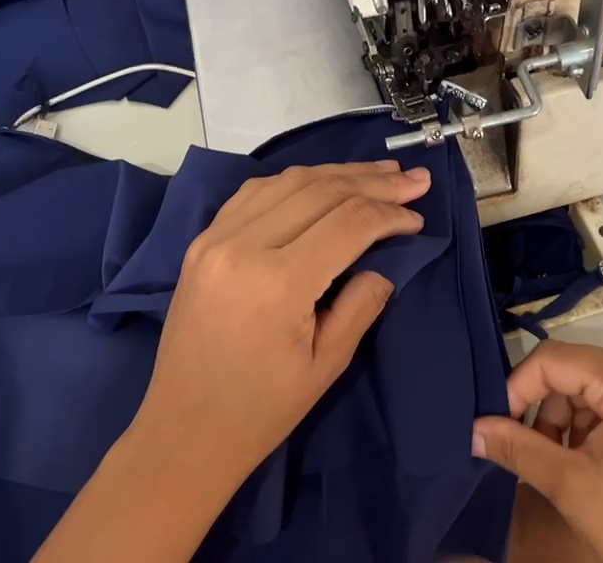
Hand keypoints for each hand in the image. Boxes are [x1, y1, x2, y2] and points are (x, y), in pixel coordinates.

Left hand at [138, 160, 430, 478]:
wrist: (183, 431)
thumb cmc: (262, 408)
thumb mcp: (328, 364)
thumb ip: (363, 303)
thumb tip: (387, 259)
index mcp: (278, 282)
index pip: (349, 222)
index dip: (390, 214)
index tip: (419, 217)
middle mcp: (243, 245)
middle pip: (322, 191)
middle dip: (375, 182)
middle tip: (416, 178)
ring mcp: (216, 237)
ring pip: (289, 181)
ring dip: (339, 173)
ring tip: (379, 172)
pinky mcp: (202, 240)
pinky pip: (255, 191)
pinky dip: (296, 180)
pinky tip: (323, 182)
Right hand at [472, 341, 602, 562]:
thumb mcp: (570, 485)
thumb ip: (516, 448)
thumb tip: (471, 429)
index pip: (555, 359)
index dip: (517, 387)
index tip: (495, 424)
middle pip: (572, 373)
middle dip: (543, 411)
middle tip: (525, 452)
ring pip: (587, 391)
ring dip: (561, 425)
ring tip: (554, 466)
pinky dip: (585, 432)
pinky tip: (579, 466)